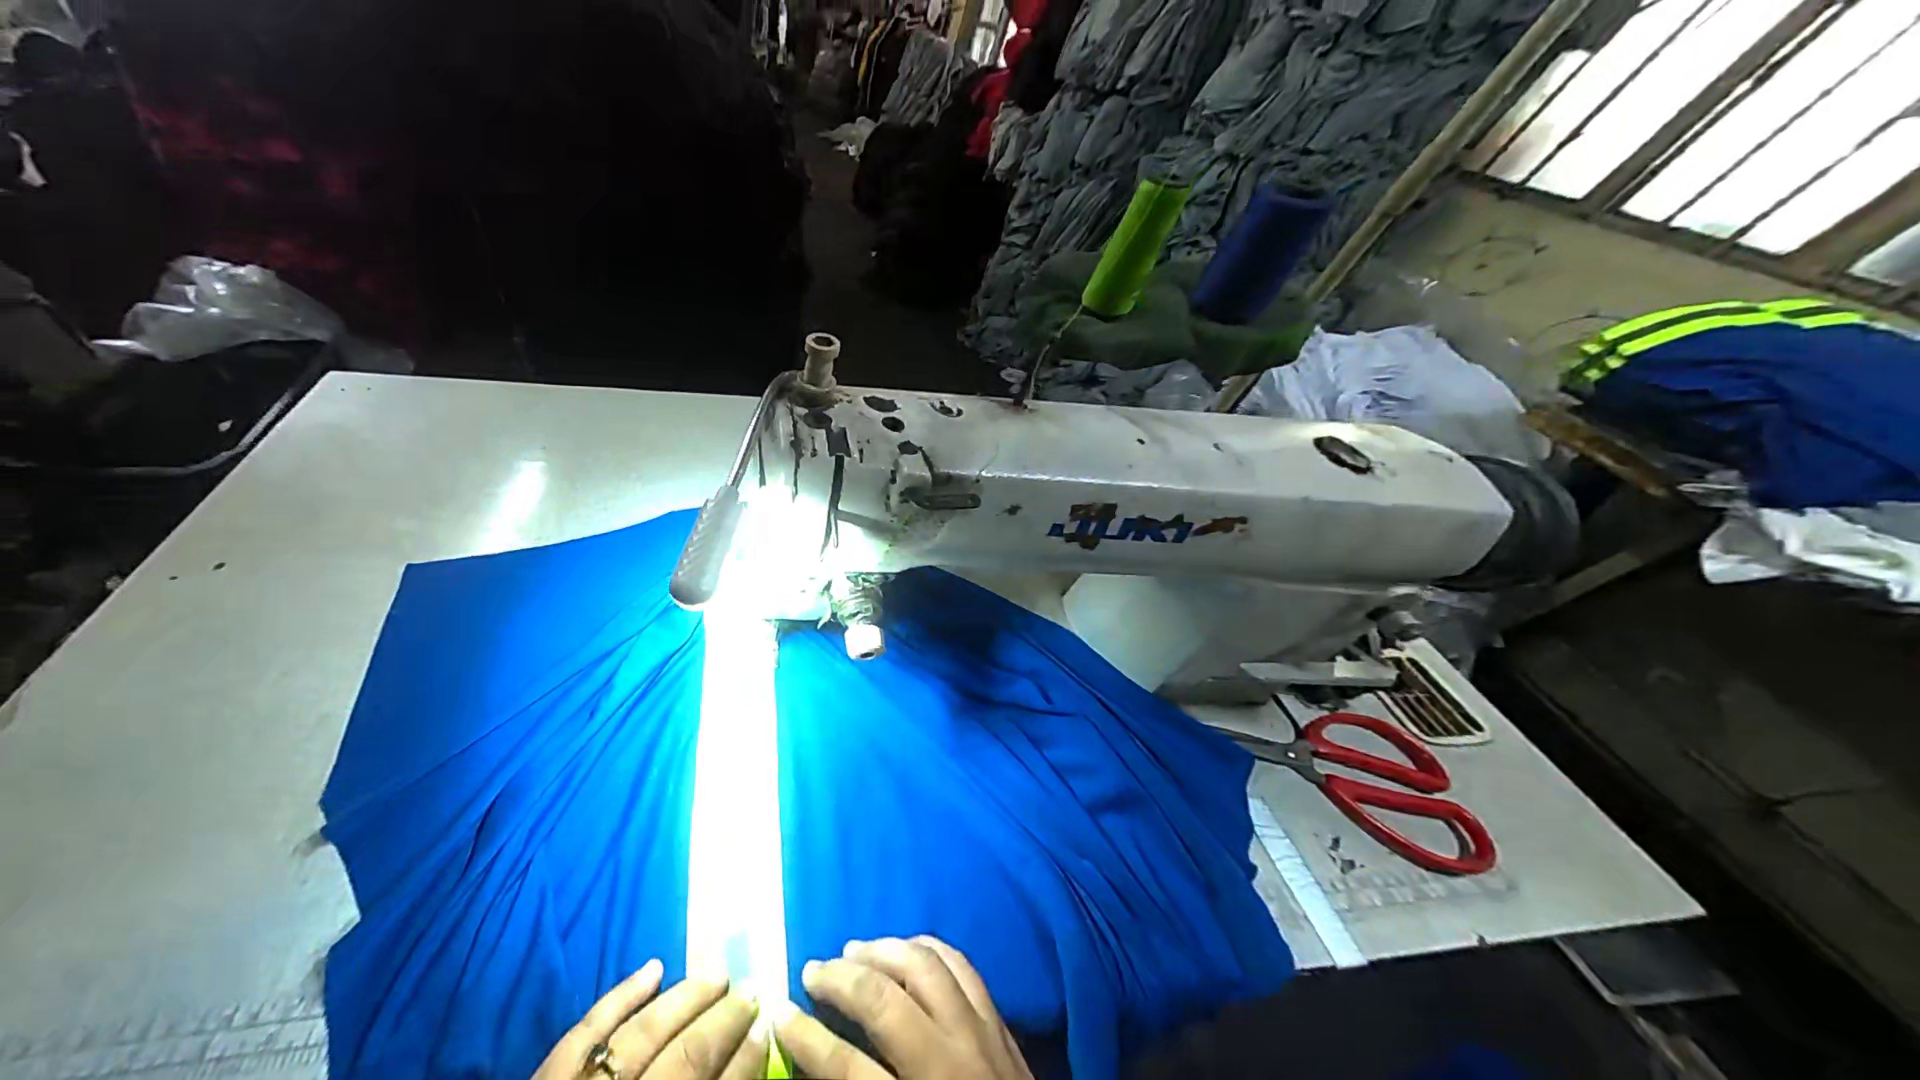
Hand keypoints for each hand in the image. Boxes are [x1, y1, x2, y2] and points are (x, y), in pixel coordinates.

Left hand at [534, 960, 766, 1079]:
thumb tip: (740, 1076)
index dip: (746, 1060)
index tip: (768, 1028)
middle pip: (684, 1060)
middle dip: (724, 1022)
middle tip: (752, 993)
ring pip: (640, 1036)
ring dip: (684, 1000)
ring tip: (715, 976)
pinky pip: (583, 1033)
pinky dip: (620, 998)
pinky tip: (653, 969)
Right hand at [774, 937, 1034, 1079]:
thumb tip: (820, 1060)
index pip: (849, 1070)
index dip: (807, 1040)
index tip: (779, 1014)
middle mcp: (949, 1060)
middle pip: (886, 1000)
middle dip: (842, 980)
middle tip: (812, 969)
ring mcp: (979, 1031)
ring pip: (925, 967)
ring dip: (884, 951)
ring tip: (853, 950)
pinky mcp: (999, 1019)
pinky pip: (961, 965)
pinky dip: (928, 948)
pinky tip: (907, 946)